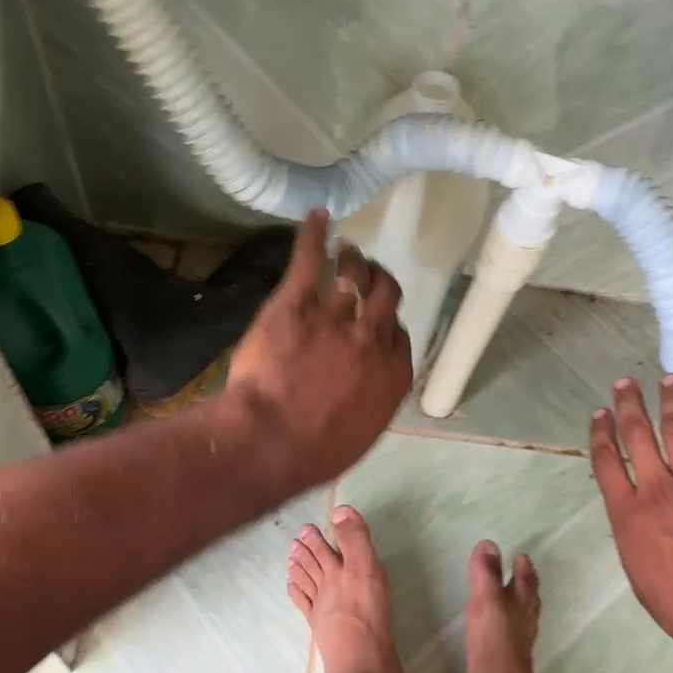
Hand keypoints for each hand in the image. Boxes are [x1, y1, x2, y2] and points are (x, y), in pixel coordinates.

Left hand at [227, 209, 411, 484]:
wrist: (272, 442)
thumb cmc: (314, 454)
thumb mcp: (359, 436)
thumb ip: (370, 405)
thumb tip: (362, 396)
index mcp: (393, 374)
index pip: (400, 335)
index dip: (388, 323)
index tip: (378, 322)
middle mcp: (372, 339)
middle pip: (386, 295)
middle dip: (379, 282)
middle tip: (368, 274)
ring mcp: (336, 317)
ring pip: (353, 274)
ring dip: (352, 259)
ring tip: (347, 250)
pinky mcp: (296, 303)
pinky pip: (310, 260)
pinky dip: (314, 235)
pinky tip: (316, 218)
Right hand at [589, 376, 672, 644]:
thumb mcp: (639, 572)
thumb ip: (635, 536)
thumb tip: (639, 519)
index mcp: (628, 513)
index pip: (607, 462)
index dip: (602, 433)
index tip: (601, 414)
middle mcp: (657, 488)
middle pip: (638, 435)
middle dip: (630, 405)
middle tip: (626, 383)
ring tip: (671, 378)